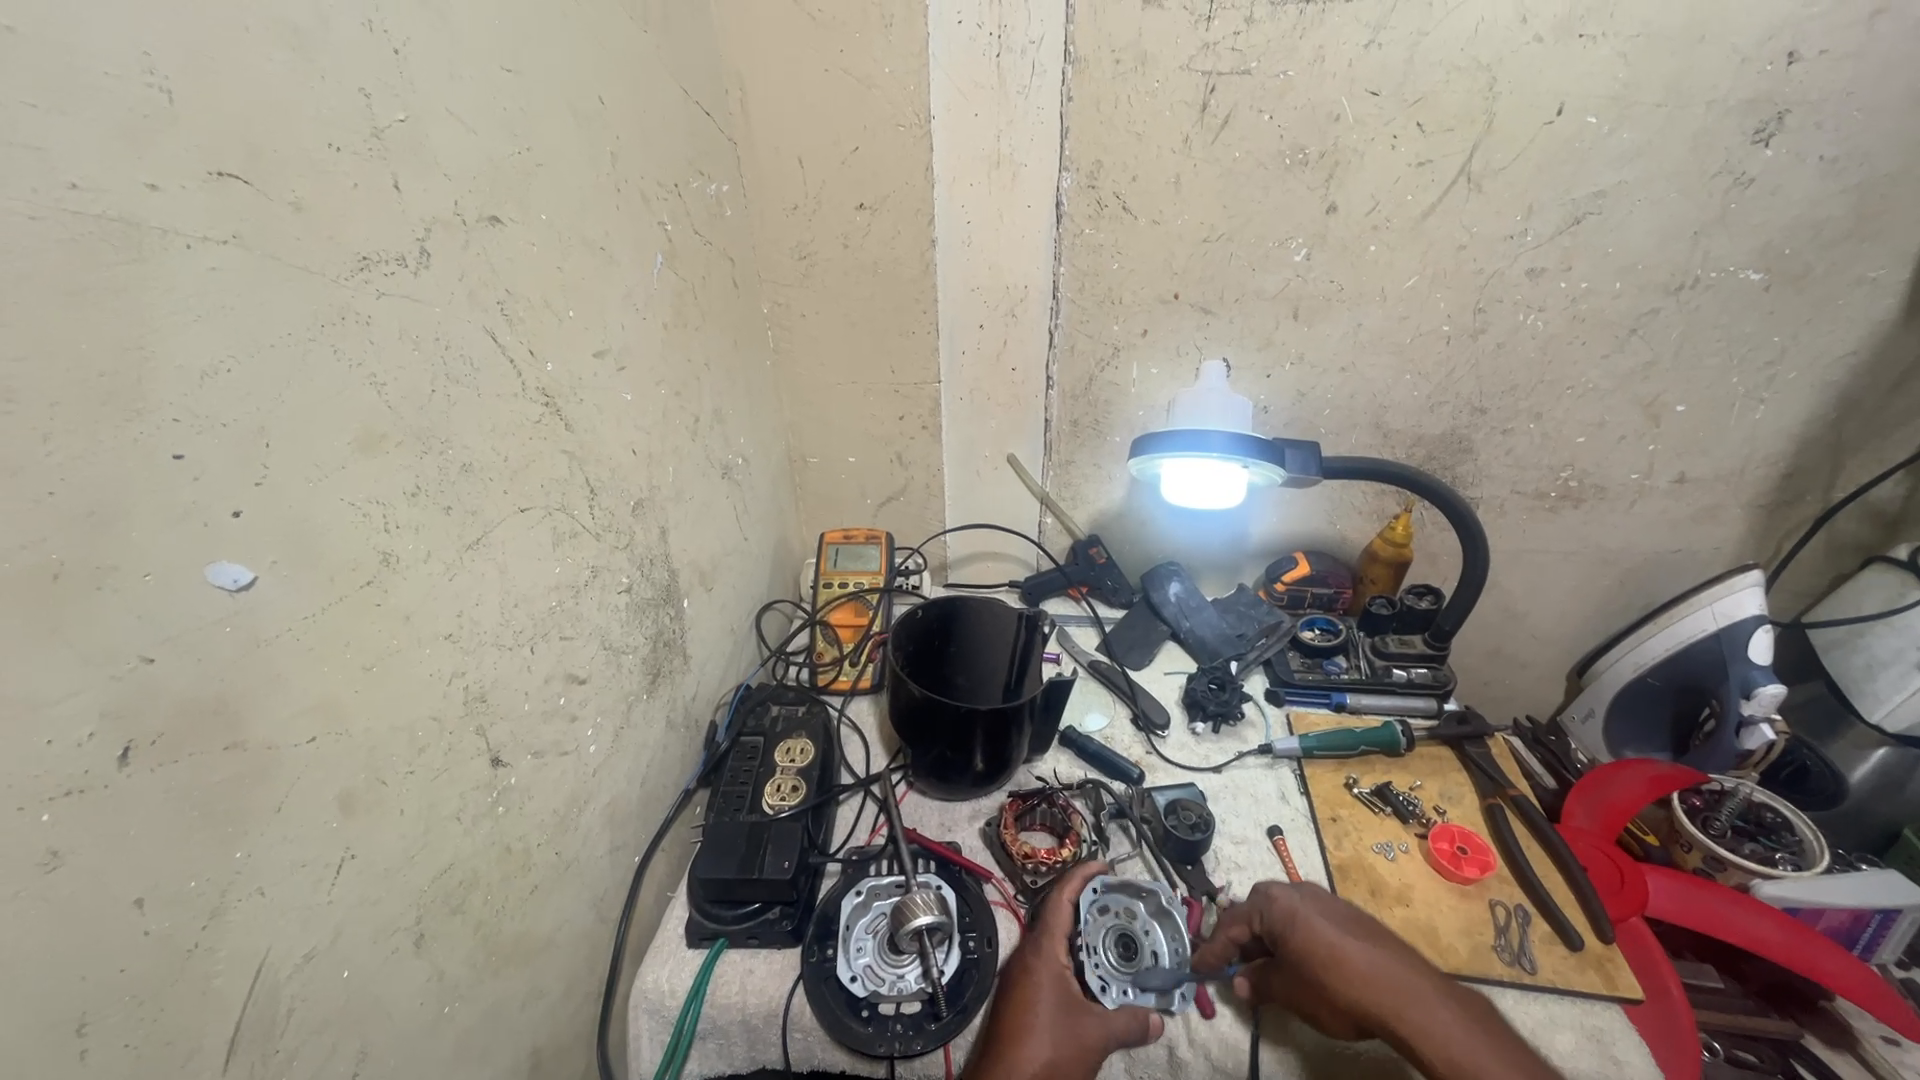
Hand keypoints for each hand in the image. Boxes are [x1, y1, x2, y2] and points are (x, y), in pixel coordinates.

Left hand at [964, 861, 1163, 1079]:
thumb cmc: (1045, 1050)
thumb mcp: (1095, 1036)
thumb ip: (1129, 1022)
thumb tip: (1159, 1019)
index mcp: (1041, 950)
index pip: (1061, 898)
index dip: (1082, 876)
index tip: (1104, 865)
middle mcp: (1027, 956)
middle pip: (1058, 918)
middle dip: (1088, 908)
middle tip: (1121, 905)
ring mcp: (1021, 978)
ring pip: (1054, 946)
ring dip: (1082, 941)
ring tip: (1115, 939)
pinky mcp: (1020, 999)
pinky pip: (1049, 968)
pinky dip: (1073, 965)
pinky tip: (1095, 981)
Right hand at [1190, 880, 1451, 1041]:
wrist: (1406, 994)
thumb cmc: (1336, 988)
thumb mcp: (1288, 990)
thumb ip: (1259, 983)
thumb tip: (1241, 983)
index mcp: (1273, 902)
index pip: (1231, 925)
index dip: (1213, 950)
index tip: (1198, 968)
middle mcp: (1295, 891)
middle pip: (1255, 912)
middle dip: (1241, 940)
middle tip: (1231, 967)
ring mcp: (1323, 899)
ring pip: (1281, 916)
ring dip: (1268, 941)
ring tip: (1264, 970)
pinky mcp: (1346, 914)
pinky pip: (1305, 921)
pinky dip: (1292, 940)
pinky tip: (1298, 964)